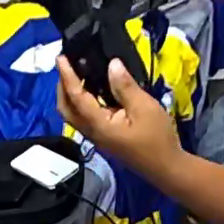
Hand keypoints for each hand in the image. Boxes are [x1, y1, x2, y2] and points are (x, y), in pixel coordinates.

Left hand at [57, 57, 180, 174]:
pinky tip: (91, 88)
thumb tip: (111, 65)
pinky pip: (83, 116)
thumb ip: (125, 87)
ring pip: (72, 113)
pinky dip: (80, 101)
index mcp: (98, 124)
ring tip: (75, 73)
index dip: (67, 76)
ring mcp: (95, 135)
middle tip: (65, 64)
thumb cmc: (156, 137)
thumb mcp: (144, 108)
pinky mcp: (101, 136)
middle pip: (66, 108)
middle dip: (62, 86)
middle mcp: (90, 131)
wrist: (164, 165)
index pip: (76, 97)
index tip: (60, 58)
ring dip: (69, 94)